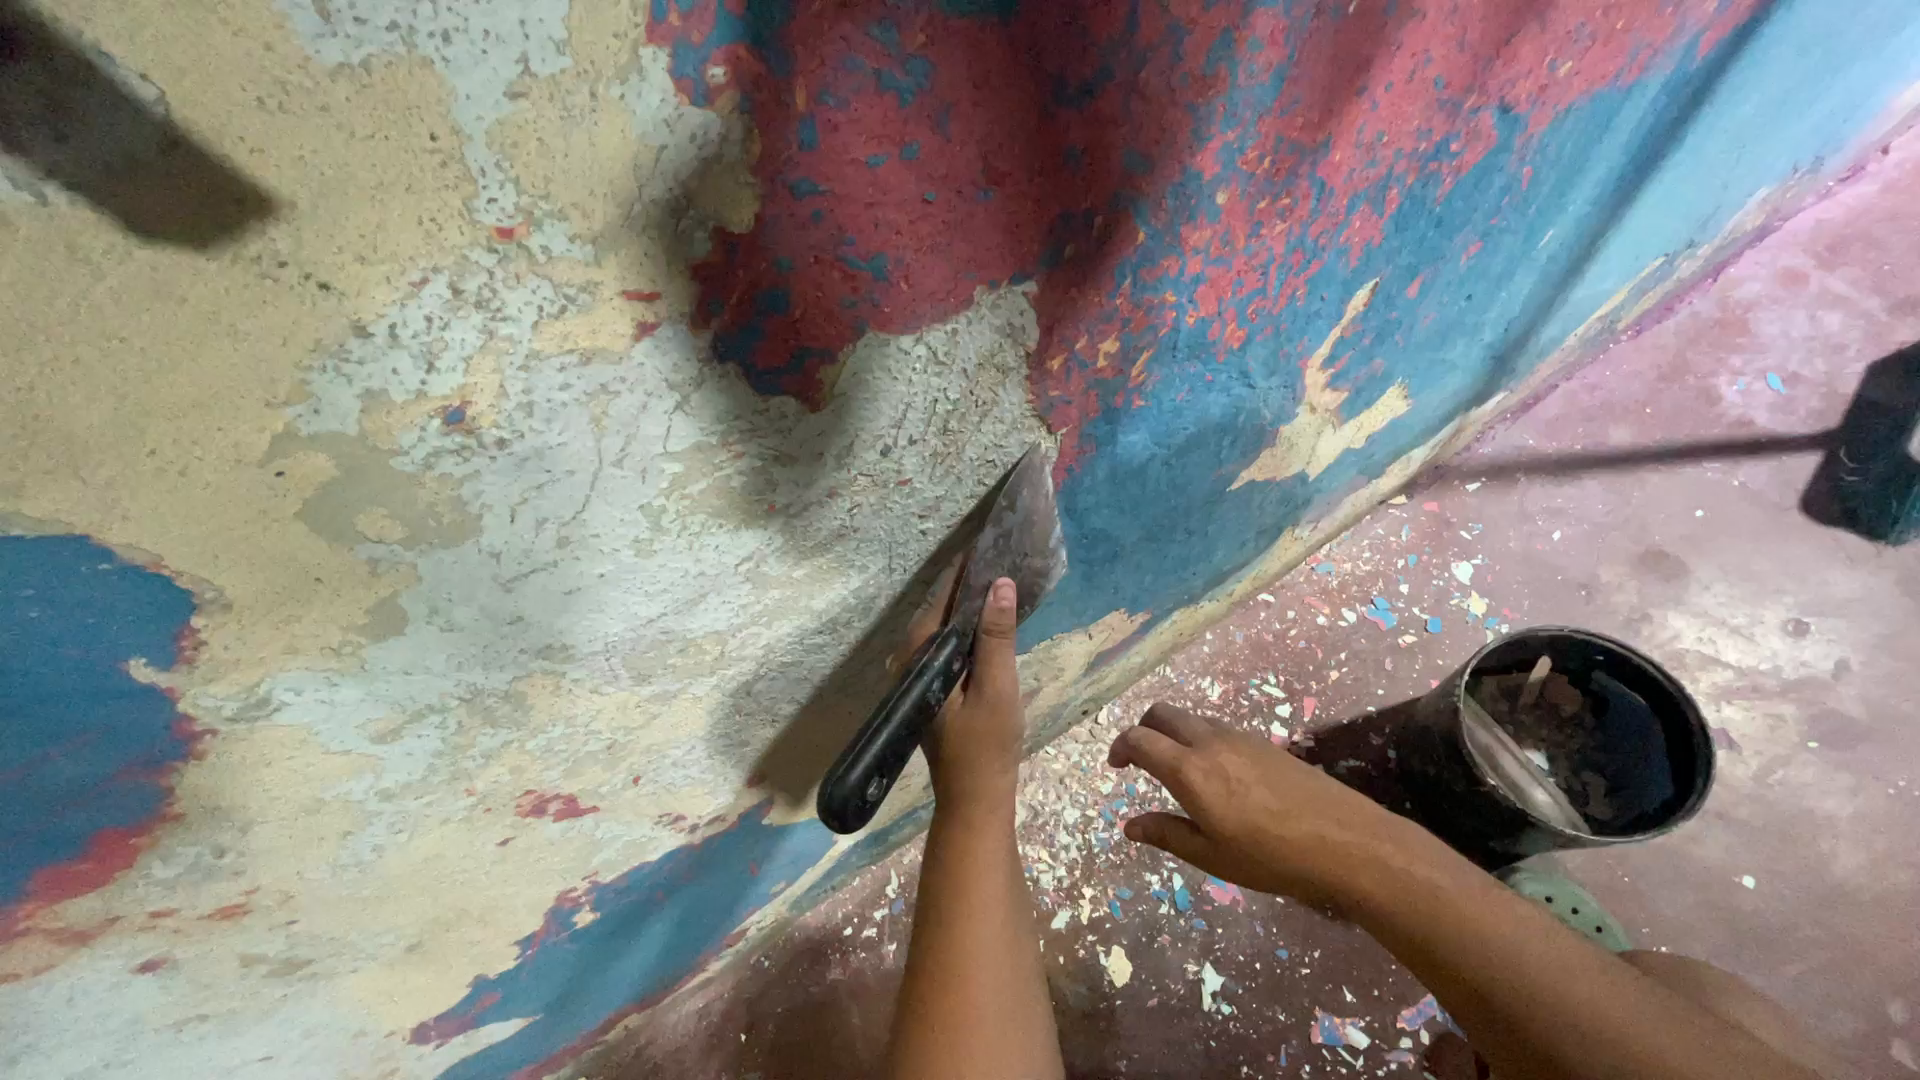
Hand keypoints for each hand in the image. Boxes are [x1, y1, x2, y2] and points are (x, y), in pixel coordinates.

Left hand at [897, 565, 1023, 806]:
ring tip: (997, 578)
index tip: (985, 541)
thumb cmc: (986, 746)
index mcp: (920, 657)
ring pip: (942, 626)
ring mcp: (917, 675)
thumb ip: (995, 636)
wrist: (973, 798)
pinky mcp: (930, 686)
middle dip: (966, 582)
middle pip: (938, 609)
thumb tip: (999, 584)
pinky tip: (988, 620)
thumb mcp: (996, 687)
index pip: (940, 599)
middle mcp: (910, 661)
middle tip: (997, 555)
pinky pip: (946, 643)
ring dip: (967, 604)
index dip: (963, 569)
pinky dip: (966, 627)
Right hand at [1108, 702, 1438, 914]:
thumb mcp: (1211, 855)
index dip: (1120, 747)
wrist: (1345, 841)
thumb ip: (1167, 834)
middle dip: (1142, 729)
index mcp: (1189, 769)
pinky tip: (1215, 774)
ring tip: (1176, 770)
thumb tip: (1129, 826)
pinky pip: (1216, 728)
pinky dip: (1199, 738)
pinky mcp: (1263, 742)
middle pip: (1162, 714)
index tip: (1116, 766)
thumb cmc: (1271, 856)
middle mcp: (1209, 742)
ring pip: (1191, 718)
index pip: (1139, 739)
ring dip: (1172, 733)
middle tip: (1139, 760)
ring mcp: (1239, 737)